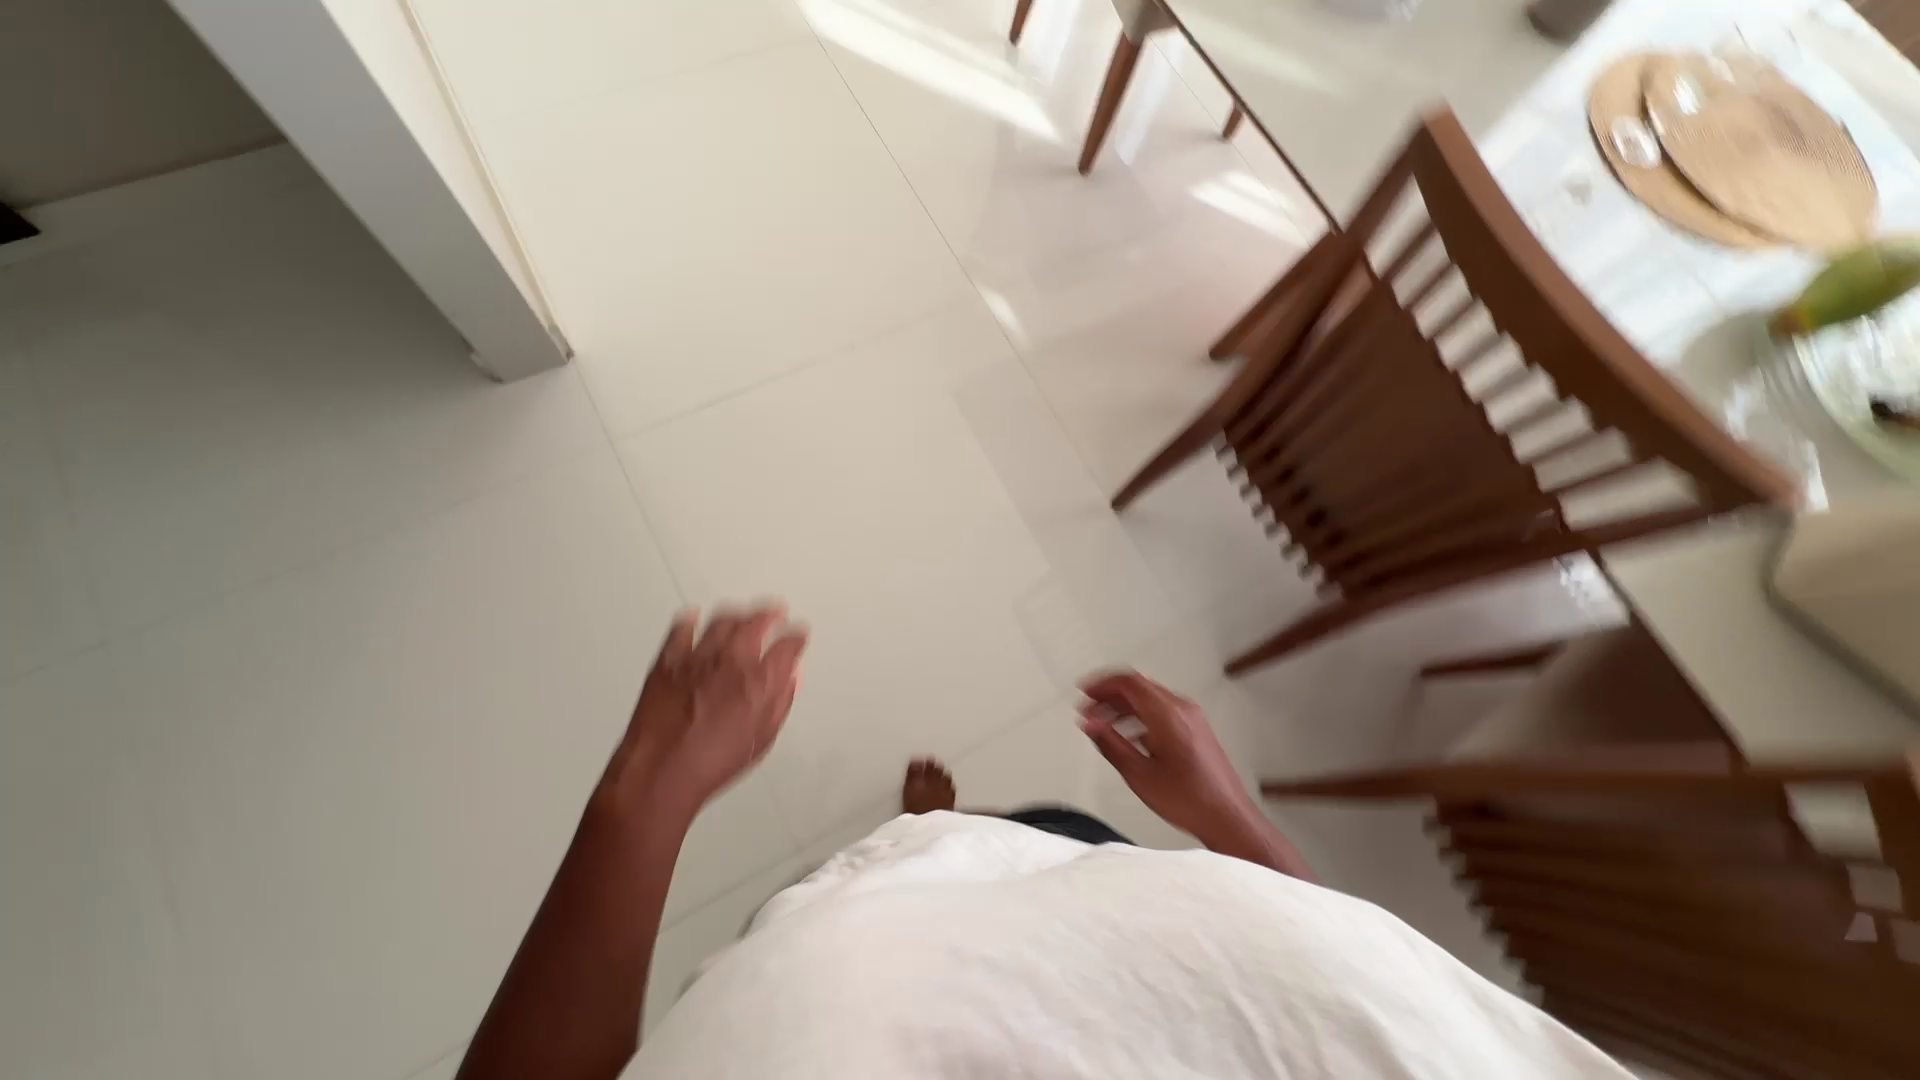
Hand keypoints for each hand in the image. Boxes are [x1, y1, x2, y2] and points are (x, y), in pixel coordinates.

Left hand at [602, 604, 807, 822]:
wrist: (660, 772)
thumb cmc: (710, 763)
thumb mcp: (762, 739)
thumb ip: (780, 703)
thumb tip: (789, 681)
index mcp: (760, 680)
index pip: (788, 645)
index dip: (796, 637)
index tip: (798, 634)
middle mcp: (731, 661)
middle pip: (756, 621)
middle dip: (771, 613)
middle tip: (777, 611)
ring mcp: (698, 657)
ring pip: (722, 620)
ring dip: (737, 613)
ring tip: (743, 613)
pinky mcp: (668, 661)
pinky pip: (680, 629)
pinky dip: (689, 620)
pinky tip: (693, 616)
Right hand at [1077, 671, 1261, 851]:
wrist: (1226, 817)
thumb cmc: (1190, 799)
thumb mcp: (1138, 774)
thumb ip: (1110, 744)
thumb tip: (1091, 725)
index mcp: (1166, 714)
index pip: (1128, 682)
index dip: (1102, 684)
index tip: (1085, 692)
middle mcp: (1182, 709)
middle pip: (1138, 686)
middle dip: (1109, 695)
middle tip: (1089, 710)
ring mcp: (1192, 718)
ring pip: (1150, 697)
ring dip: (1123, 705)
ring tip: (1103, 723)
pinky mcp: (1196, 728)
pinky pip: (1162, 710)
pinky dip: (1140, 714)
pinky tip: (1128, 734)